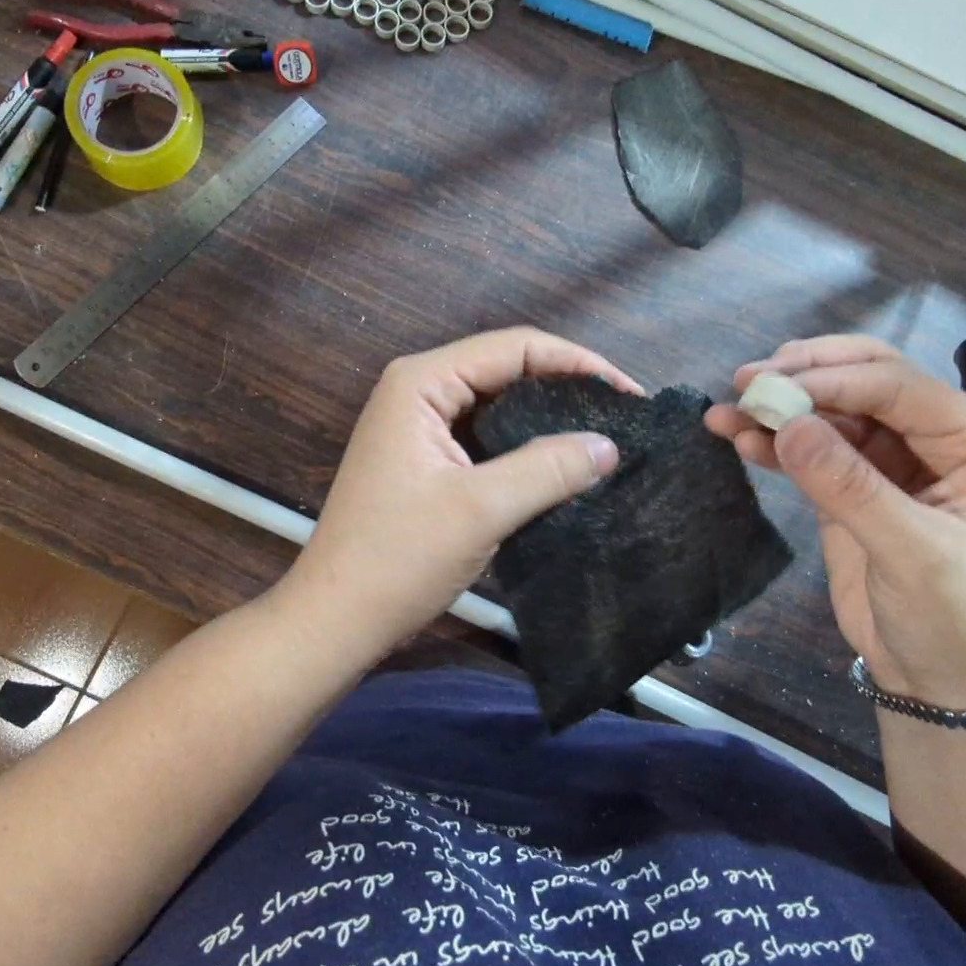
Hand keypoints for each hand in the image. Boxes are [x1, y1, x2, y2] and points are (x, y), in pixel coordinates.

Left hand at [279, 328, 638, 657]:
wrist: (336, 618)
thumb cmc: (399, 559)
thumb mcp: (480, 509)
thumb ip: (547, 469)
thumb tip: (610, 445)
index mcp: (422, 383)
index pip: (514, 348)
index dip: (577, 364)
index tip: (630, 395)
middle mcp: (417, 393)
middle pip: (506, 371)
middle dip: (565, 390)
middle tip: (622, 418)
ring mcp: (418, 429)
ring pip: (498, 408)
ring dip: (547, 422)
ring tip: (602, 441)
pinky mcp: (423, 463)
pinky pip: (484, 441)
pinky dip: (523, 450)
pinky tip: (559, 469)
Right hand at [706, 336, 965, 708]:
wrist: (942, 676)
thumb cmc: (954, 616)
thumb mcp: (914, 554)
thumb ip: (852, 488)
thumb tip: (789, 427)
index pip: (896, 386)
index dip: (830, 381)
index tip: (767, 389)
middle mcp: (933, 434)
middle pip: (862, 379)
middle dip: (804, 375)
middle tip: (745, 381)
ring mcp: (887, 457)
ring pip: (827, 410)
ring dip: (778, 408)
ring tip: (724, 413)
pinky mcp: (848, 483)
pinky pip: (808, 448)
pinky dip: (773, 442)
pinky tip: (737, 439)